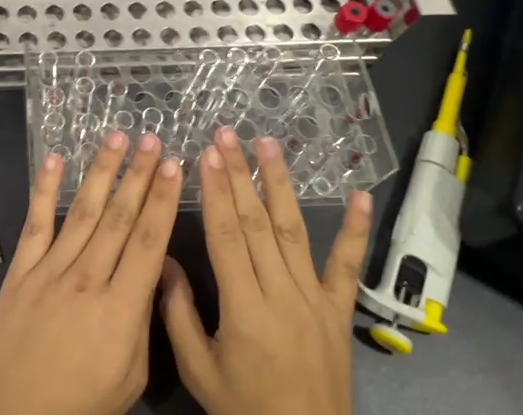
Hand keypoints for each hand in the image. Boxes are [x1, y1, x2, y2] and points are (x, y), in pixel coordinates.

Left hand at [0, 130, 183, 414]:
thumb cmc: (84, 400)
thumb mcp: (133, 373)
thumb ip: (144, 318)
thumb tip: (154, 270)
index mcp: (120, 308)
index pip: (147, 242)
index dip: (163, 201)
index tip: (175, 166)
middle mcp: (85, 279)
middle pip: (118, 217)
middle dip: (139, 175)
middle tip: (153, 140)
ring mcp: (49, 270)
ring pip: (81, 211)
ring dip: (102, 171)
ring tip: (117, 137)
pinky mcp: (20, 270)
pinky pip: (35, 223)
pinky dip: (44, 189)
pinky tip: (55, 160)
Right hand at [159, 127, 373, 414]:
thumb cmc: (245, 408)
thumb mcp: (200, 371)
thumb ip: (178, 314)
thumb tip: (162, 260)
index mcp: (245, 310)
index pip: (227, 237)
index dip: (216, 192)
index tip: (206, 154)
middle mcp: (282, 295)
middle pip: (256, 224)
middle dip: (239, 175)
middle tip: (227, 135)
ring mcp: (315, 300)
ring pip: (294, 231)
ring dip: (280, 184)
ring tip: (269, 145)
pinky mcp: (339, 310)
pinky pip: (347, 266)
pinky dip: (355, 229)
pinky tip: (360, 195)